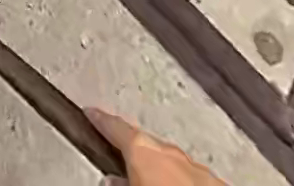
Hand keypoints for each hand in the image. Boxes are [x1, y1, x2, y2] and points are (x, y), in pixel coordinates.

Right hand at [86, 108, 225, 185]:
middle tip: (124, 162)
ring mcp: (203, 173)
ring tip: (156, 184)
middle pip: (147, 146)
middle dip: (137, 153)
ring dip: (165, 172)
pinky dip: (186, 184)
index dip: (99, 120)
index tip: (91, 114)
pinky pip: (197, 181)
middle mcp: (171, 154)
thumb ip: (116, 184)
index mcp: (142, 149)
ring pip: (176, 165)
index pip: (112, 126)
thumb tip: (112, 181)